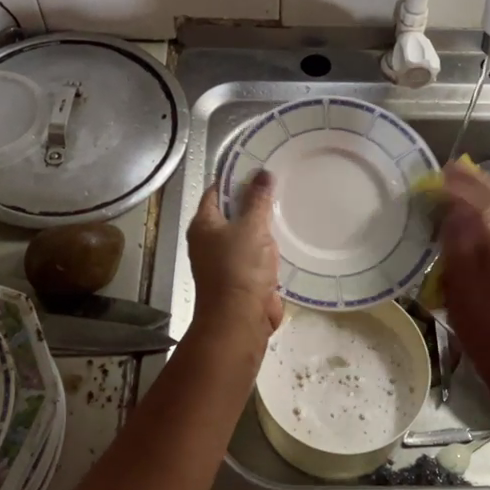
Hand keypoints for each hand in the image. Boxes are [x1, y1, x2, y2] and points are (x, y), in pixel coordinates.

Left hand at [186, 172, 284, 343]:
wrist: (240, 320)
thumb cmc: (240, 268)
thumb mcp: (252, 226)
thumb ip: (258, 199)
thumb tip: (262, 173)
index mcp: (203, 224)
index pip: (216, 191)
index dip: (235, 179)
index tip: (259, 169)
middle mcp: (209, 241)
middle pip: (232, 213)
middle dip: (254, 204)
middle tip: (278, 189)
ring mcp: (224, 261)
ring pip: (245, 236)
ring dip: (263, 230)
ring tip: (286, 212)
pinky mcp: (240, 278)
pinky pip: (255, 256)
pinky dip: (267, 251)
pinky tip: (285, 243)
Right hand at [438, 162, 489, 388]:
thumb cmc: (481, 326)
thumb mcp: (460, 286)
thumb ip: (458, 243)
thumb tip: (450, 209)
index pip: (486, 206)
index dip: (461, 188)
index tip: (436, 177)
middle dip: (475, 181)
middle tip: (445, 170)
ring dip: (485, 188)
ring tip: (458, 179)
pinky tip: (473, 202)